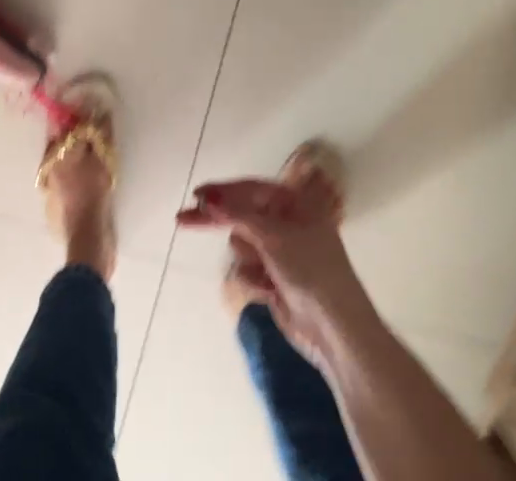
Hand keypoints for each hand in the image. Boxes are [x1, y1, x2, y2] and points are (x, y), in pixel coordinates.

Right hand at [178, 179, 368, 363]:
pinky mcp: (272, 279)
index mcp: (295, 205)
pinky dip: (253, 279)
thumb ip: (237, 215)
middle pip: (241, 215)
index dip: (222, 192)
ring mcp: (279, 253)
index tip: (196, 196)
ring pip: (241, 245)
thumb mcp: (272, 236)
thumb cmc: (309, 270)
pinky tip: (268, 291)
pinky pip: (247, 270)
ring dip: (247, 259)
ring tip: (265, 274)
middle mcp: (287, 224)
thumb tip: (207, 199)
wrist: (333, 326)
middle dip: (218, 220)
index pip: (250, 190)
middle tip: (183, 219)